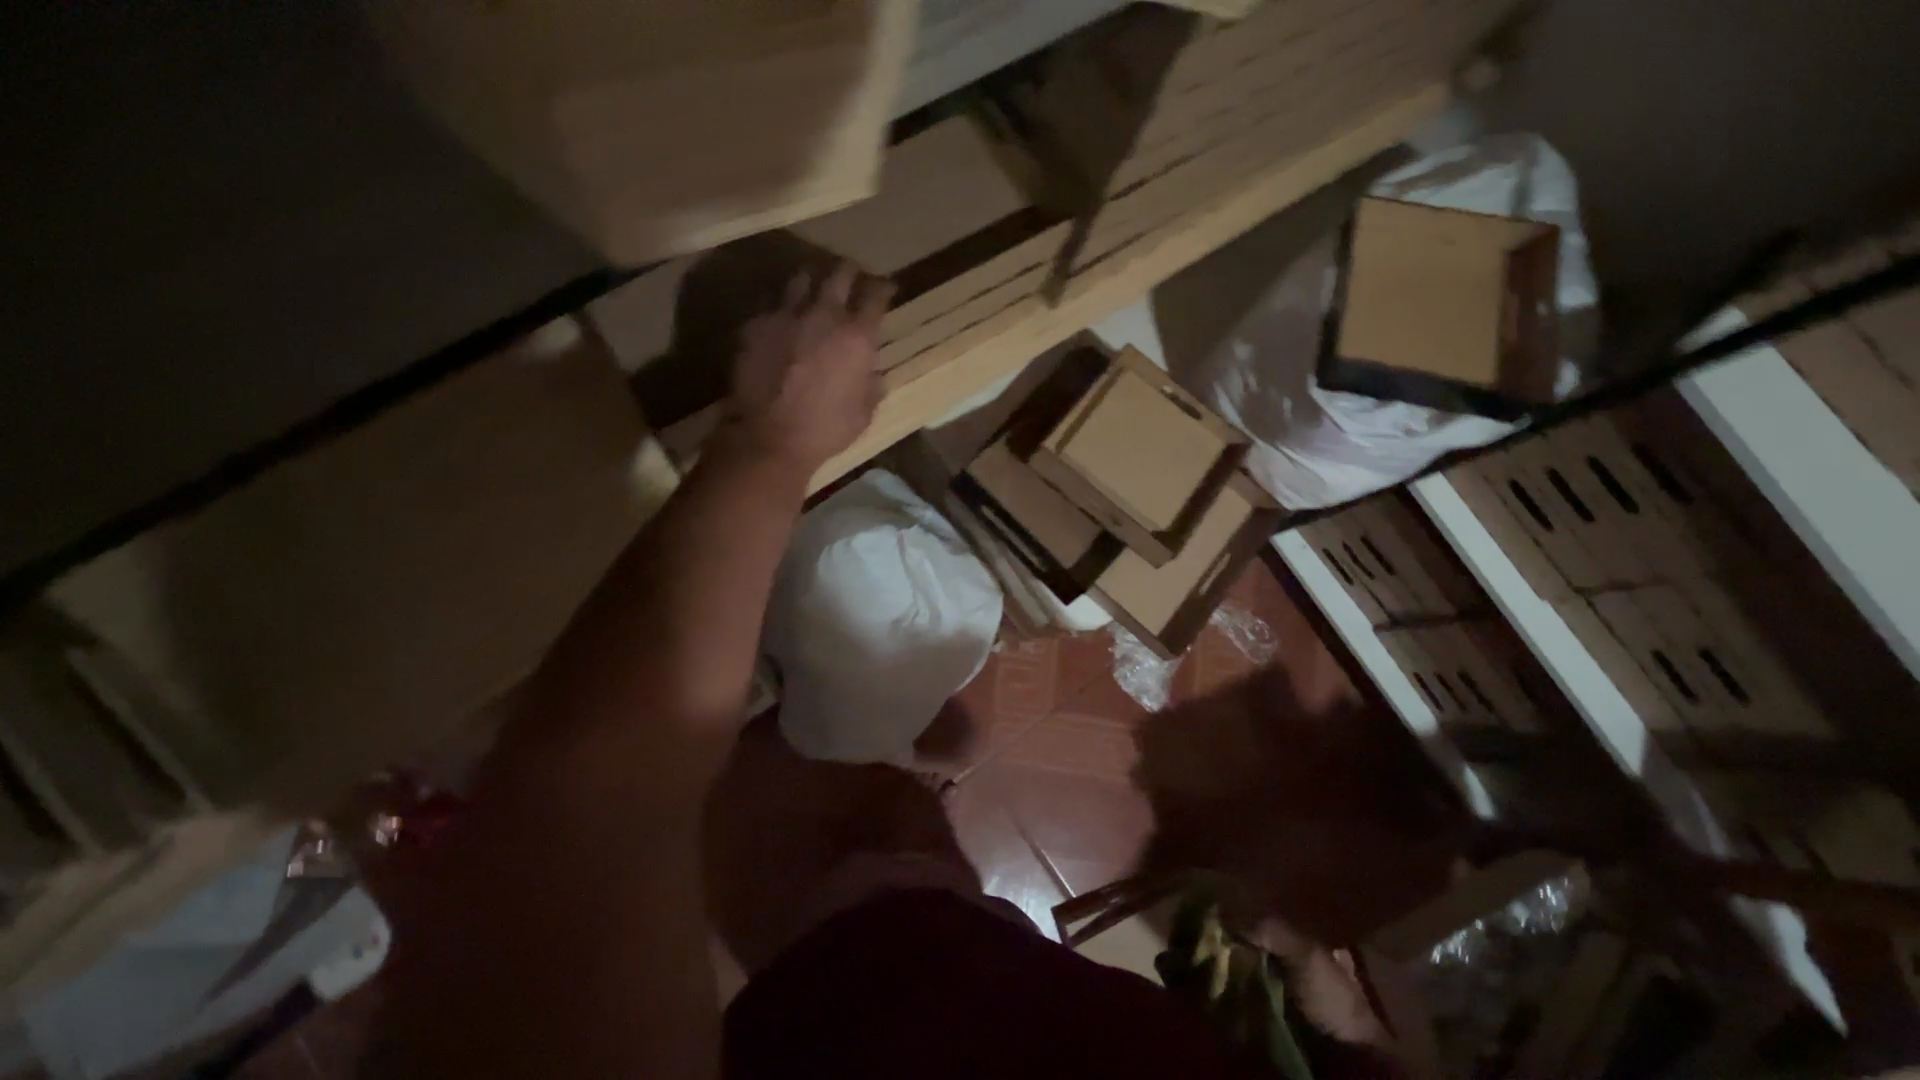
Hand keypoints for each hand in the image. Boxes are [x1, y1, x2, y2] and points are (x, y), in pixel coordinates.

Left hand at [727, 262, 889, 475]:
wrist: (769, 436)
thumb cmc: (825, 430)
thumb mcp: (864, 414)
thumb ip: (872, 385)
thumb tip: (874, 373)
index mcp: (858, 336)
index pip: (877, 295)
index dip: (883, 287)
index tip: (886, 287)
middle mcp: (824, 314)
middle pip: (840, 273)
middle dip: (849, 271)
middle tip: (851, 275)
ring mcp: (787, 315)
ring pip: (802, 277)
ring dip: (812, 281)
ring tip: (812, 289)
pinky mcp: (756, 324)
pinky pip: (771, 302)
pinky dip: (781, 305)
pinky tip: (781, 316)